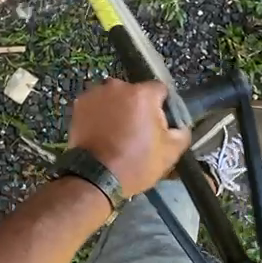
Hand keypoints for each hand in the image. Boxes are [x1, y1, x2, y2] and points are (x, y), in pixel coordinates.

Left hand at [66, 79, 190, 197]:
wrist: (96, 176)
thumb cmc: (136, 162)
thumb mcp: (170, 152)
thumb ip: (181, 131)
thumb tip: (179, 124)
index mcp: (142, 93)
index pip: (160, 89)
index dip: (162, 106)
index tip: (159, 124)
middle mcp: (117, 86)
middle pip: (135, 92)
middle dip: (138, 107)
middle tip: (137, 130)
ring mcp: (96, 93)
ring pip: (114, 97)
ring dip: (117, 108)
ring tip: (117, 133)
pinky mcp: (79, 103)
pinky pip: (97, 104)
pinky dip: (100, 113)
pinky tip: (102, 132)